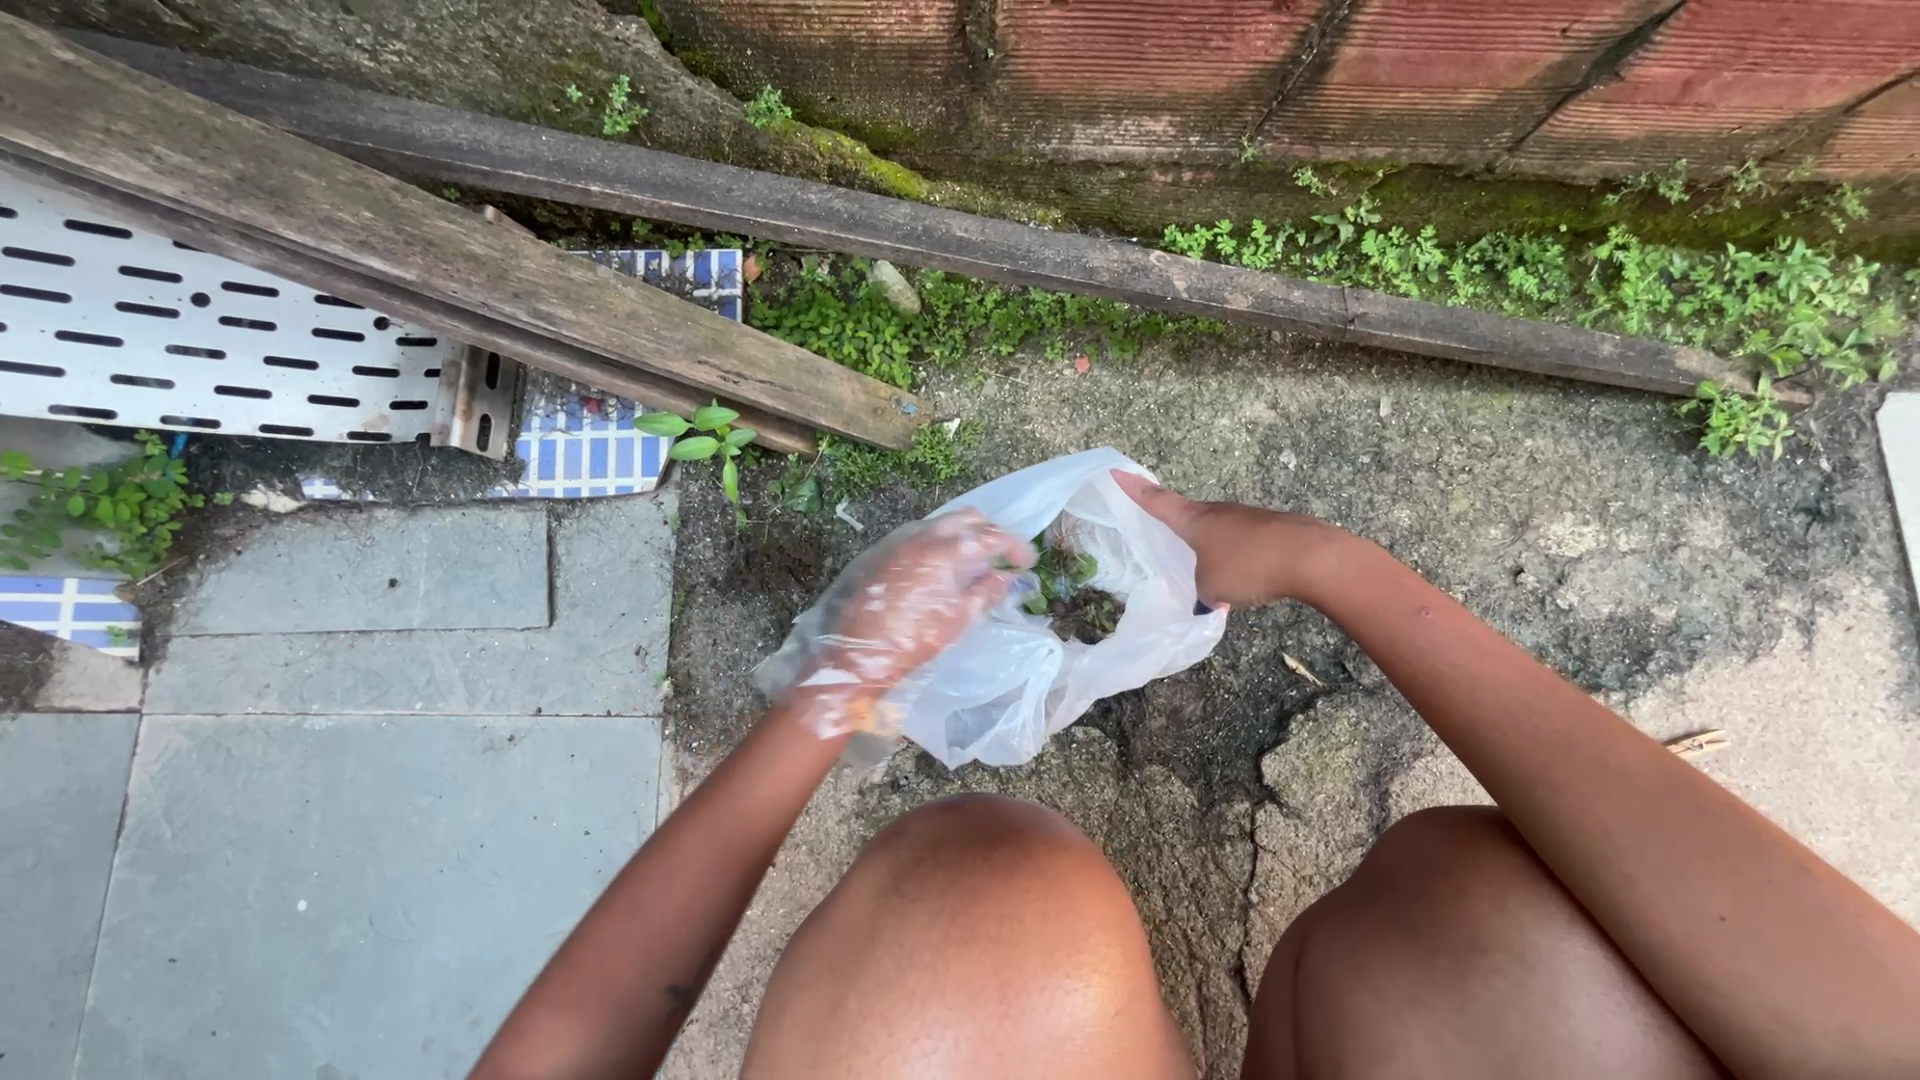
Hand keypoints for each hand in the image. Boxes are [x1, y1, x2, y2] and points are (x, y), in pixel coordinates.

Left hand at [790, 508, 1033, 732]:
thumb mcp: (959, 619)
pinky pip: (920, 535)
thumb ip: (987, 591)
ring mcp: (899, 539)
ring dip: (963, 536)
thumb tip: (1009, 577)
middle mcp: (923, 534)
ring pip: (942, 523)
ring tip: (973, 564)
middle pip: (968, 518)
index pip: (992, 536)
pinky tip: (942, 570)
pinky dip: (939, 543)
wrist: (854, 654)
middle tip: (1002, 559)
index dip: (1015, 547)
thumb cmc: (912, 640)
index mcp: (947, 549)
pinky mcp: (882, 551)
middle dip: (990, 533)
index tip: (1027, 562)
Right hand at [1112, 470, 1346, 607]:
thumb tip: (1210, 593)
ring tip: (1217, 578)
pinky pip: (1248, 544)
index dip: (1135, 489)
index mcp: (1194, 520)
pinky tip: (1251, 580)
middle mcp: (1219, 512)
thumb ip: (1202, 590)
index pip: (1157, 501)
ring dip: (1216, 551)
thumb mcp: (1210, 588)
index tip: (1117, 472)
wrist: (1313, 558)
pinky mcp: (1275, 530)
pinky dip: (1243, 559)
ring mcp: (1249, 518)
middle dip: (1181, 531)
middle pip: (1191, 518)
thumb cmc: (1248, 566)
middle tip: (1170, 545)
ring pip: (1222, 534)